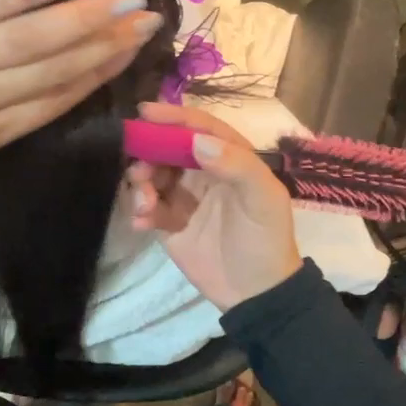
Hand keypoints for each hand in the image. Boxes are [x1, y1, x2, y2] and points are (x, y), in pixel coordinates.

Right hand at [126, 102, 301, 310]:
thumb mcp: (263, 199)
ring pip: (151, 176)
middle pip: (167, 149)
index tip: (144, 113)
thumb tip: (196, 140)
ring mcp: (184, 197)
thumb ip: (236, 165)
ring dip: (141, 185)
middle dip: (148, 154)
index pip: (199, 128)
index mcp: (230, 158)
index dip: (174, 118)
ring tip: (145, 206)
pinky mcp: (169, 223)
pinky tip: (143, 225)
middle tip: (139, 171)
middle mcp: (204, 172)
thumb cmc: (266, 239)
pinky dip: (140, 211)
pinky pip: (147, 207)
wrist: (256, 293)